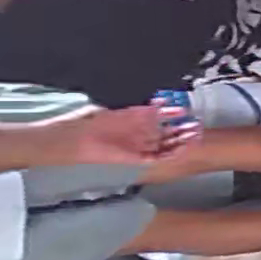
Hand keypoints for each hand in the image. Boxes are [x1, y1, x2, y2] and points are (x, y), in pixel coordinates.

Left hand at [37, 104, 199, 166]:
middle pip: (169, 133)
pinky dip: (172, 153)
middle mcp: (139, 134)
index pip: (161, 118)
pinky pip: (159, 157)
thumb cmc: (83, 122)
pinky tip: (182, 148)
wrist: (63, 140)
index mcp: (134, 121)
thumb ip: (135, 107)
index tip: (187, 111)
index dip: (175, 115)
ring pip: (168, 145)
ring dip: (183, 141)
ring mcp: (139, 146)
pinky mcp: (136, 158)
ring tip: (195, 135)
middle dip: (184, 129)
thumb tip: (161, 101)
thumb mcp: (110, 108)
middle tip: (197, 126)